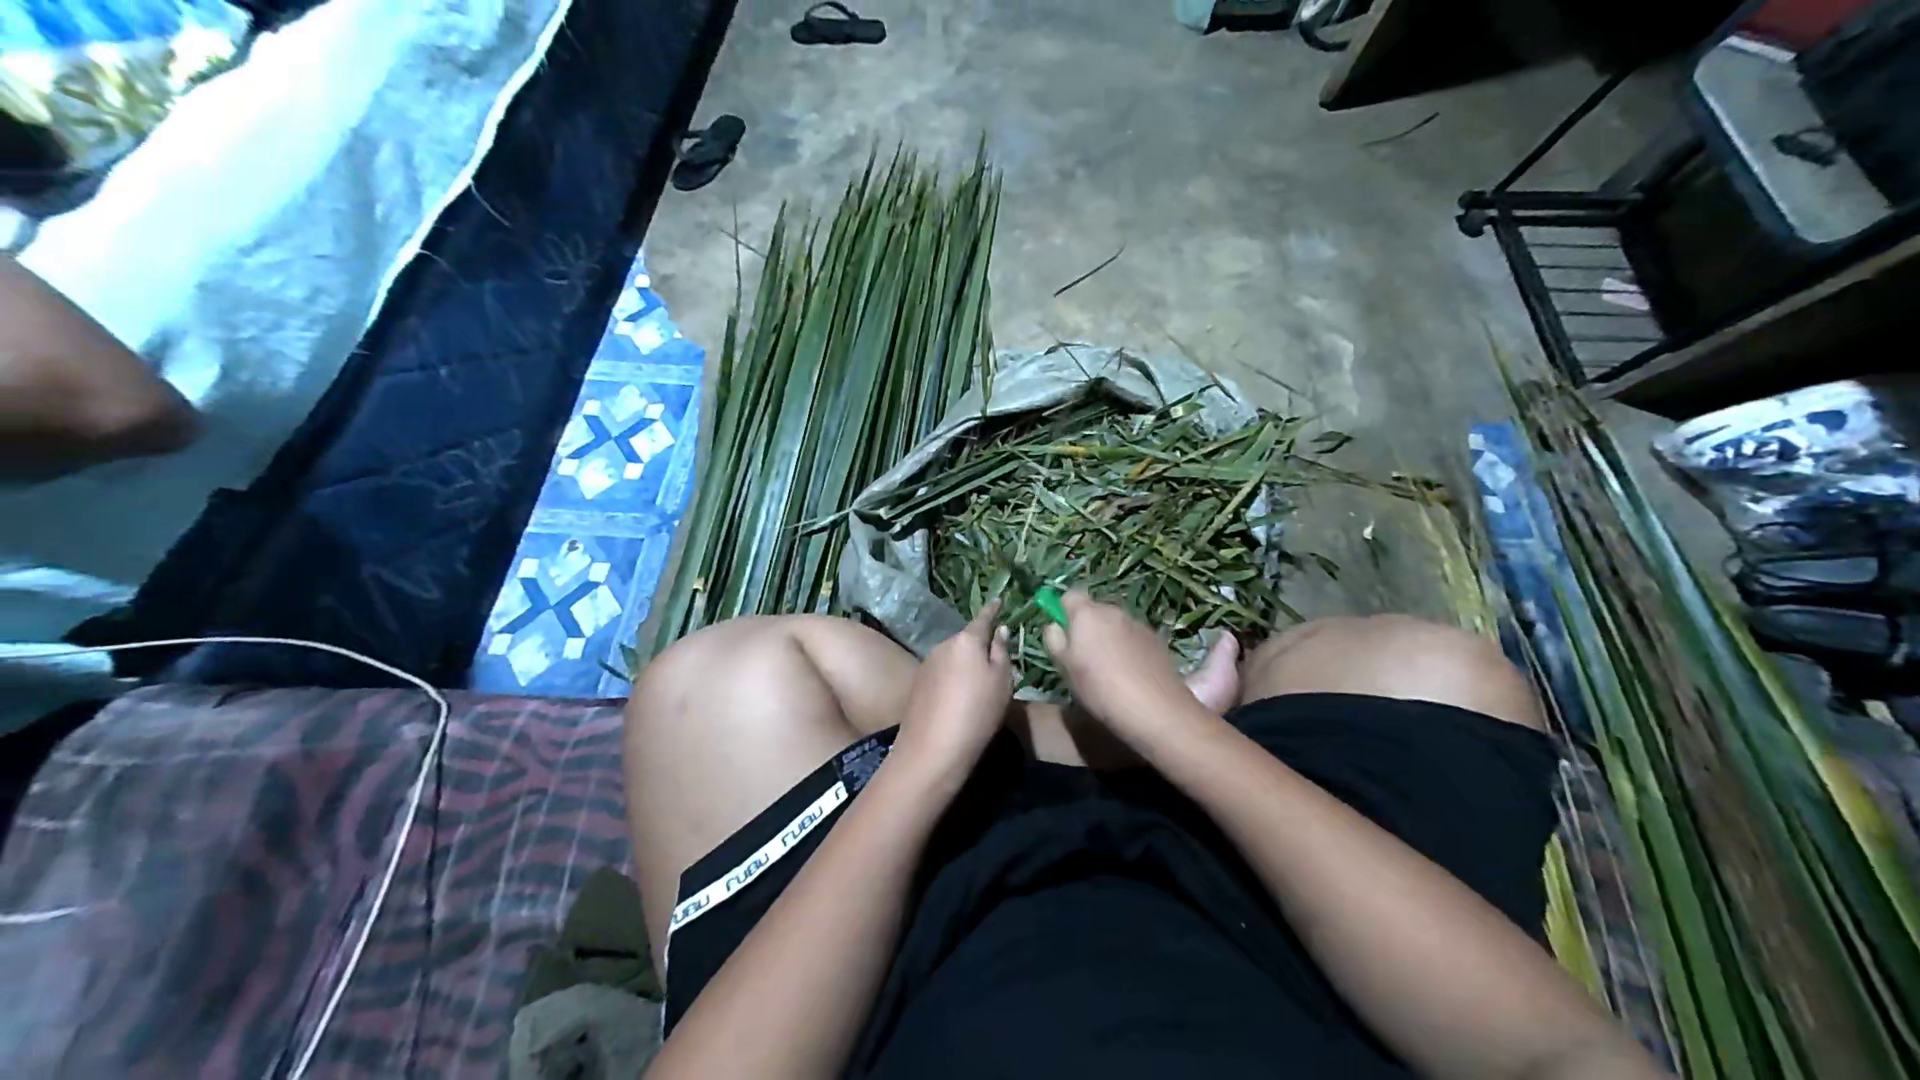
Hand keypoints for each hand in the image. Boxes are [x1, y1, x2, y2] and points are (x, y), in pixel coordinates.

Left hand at [892, 602, 1012, 780]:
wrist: (933, 749)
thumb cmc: (977, 711)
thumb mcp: (1001, 682)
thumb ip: (1001, 652)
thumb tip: (999, 631)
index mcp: (966, 640)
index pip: (983, 618)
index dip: (993, 611)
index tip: (999, 601)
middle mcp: (943, 645)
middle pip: (966, 639)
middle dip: (979, 644)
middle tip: (996, 659)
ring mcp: (926, 664)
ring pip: (953, 656)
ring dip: (964, 663)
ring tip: (978, 683)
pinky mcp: (917, 684)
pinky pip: (942, 672)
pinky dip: (952, 678)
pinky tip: (959, 696)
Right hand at [1041, 590, 1212, 746]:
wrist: (1154, 707)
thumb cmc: (1100, 688)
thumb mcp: (1065, 668)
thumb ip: (1055, 641)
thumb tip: (1055, 626)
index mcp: (1087, 614)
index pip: (1069, 595)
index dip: (1063, 611)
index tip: (1063, 635)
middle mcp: (1113, 611)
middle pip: (1094, 610)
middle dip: (1087, 626)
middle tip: (1084, 657)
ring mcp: (1138, 624)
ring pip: (1115, 624)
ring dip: (1109, 637)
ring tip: (1110, 668)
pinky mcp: (1156, 639)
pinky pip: (1133, 636)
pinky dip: (1128, 647)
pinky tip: (1130, 673)